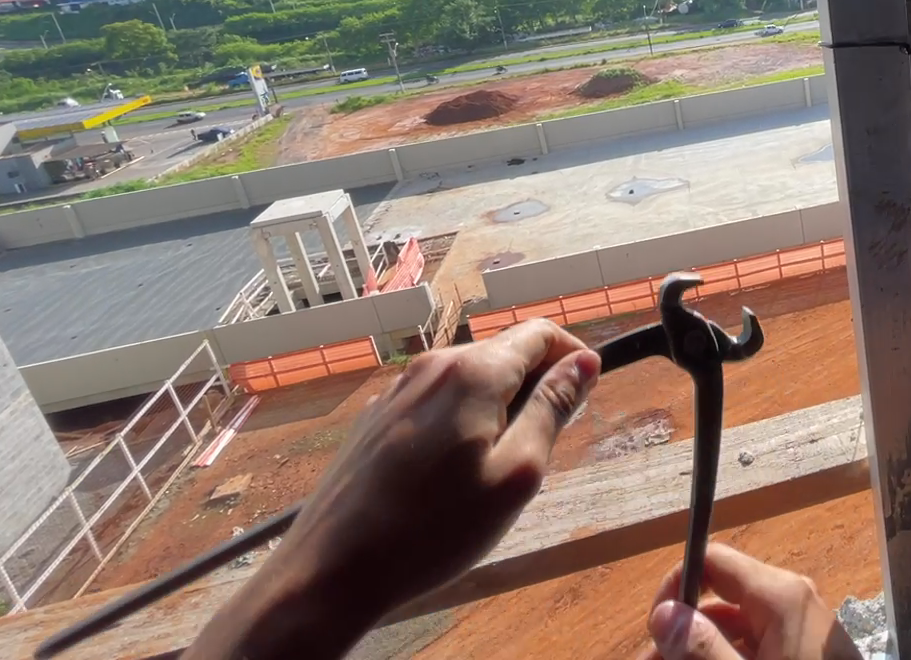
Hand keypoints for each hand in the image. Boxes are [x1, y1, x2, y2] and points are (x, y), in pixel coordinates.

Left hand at [188, 321, 600, 658]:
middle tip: (544, 442)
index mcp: (475, 372)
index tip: (584, 394)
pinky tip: (451, 469)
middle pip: (506, 351)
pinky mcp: (376, 416)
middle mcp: (437, 365)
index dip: (572, 355)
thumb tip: (585, 361)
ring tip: (498, 462)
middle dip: (536, 382)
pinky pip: (438, 396)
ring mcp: (400, 388)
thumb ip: (553, 408)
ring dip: (500, 400)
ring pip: (472, 375)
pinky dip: (463, 414)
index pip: (541, 333)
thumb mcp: (517, 472)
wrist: (325, 577)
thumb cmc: (434, 528)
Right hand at [637, 544, 865, 659]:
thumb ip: (703, 648)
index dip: (679, 585)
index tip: (655, 628)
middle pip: (720, 598)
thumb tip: (663, 613)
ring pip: (734, 626)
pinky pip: (754, 645)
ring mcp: (797, 624)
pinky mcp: (801, 649)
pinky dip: (725, 657)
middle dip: (684, 630)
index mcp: (779, 593)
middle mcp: (788, 598)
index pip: (715, 561)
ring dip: (699, 648)